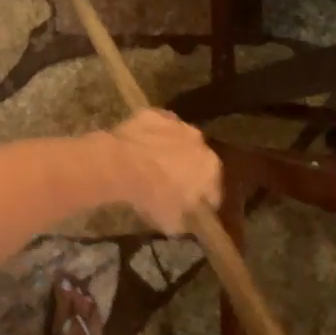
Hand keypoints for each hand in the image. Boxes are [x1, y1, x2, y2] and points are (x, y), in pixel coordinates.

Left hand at [101, 110, 221, 235]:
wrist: (121, 164)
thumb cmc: (152, 196)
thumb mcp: (173, 222)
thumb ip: (185, 219)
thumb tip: (183, 218)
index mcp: (211, 169)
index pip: (213, 191)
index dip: (203, 202)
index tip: (192, 210)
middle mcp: (199, 141)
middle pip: (198, 160)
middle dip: (189, 172)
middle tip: (173, 186)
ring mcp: (176, 123)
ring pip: (179, 140)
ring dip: (172, 150)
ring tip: (155, 165)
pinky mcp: (153, 112)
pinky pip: (158, 126)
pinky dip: (153, 135)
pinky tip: (141, 147)